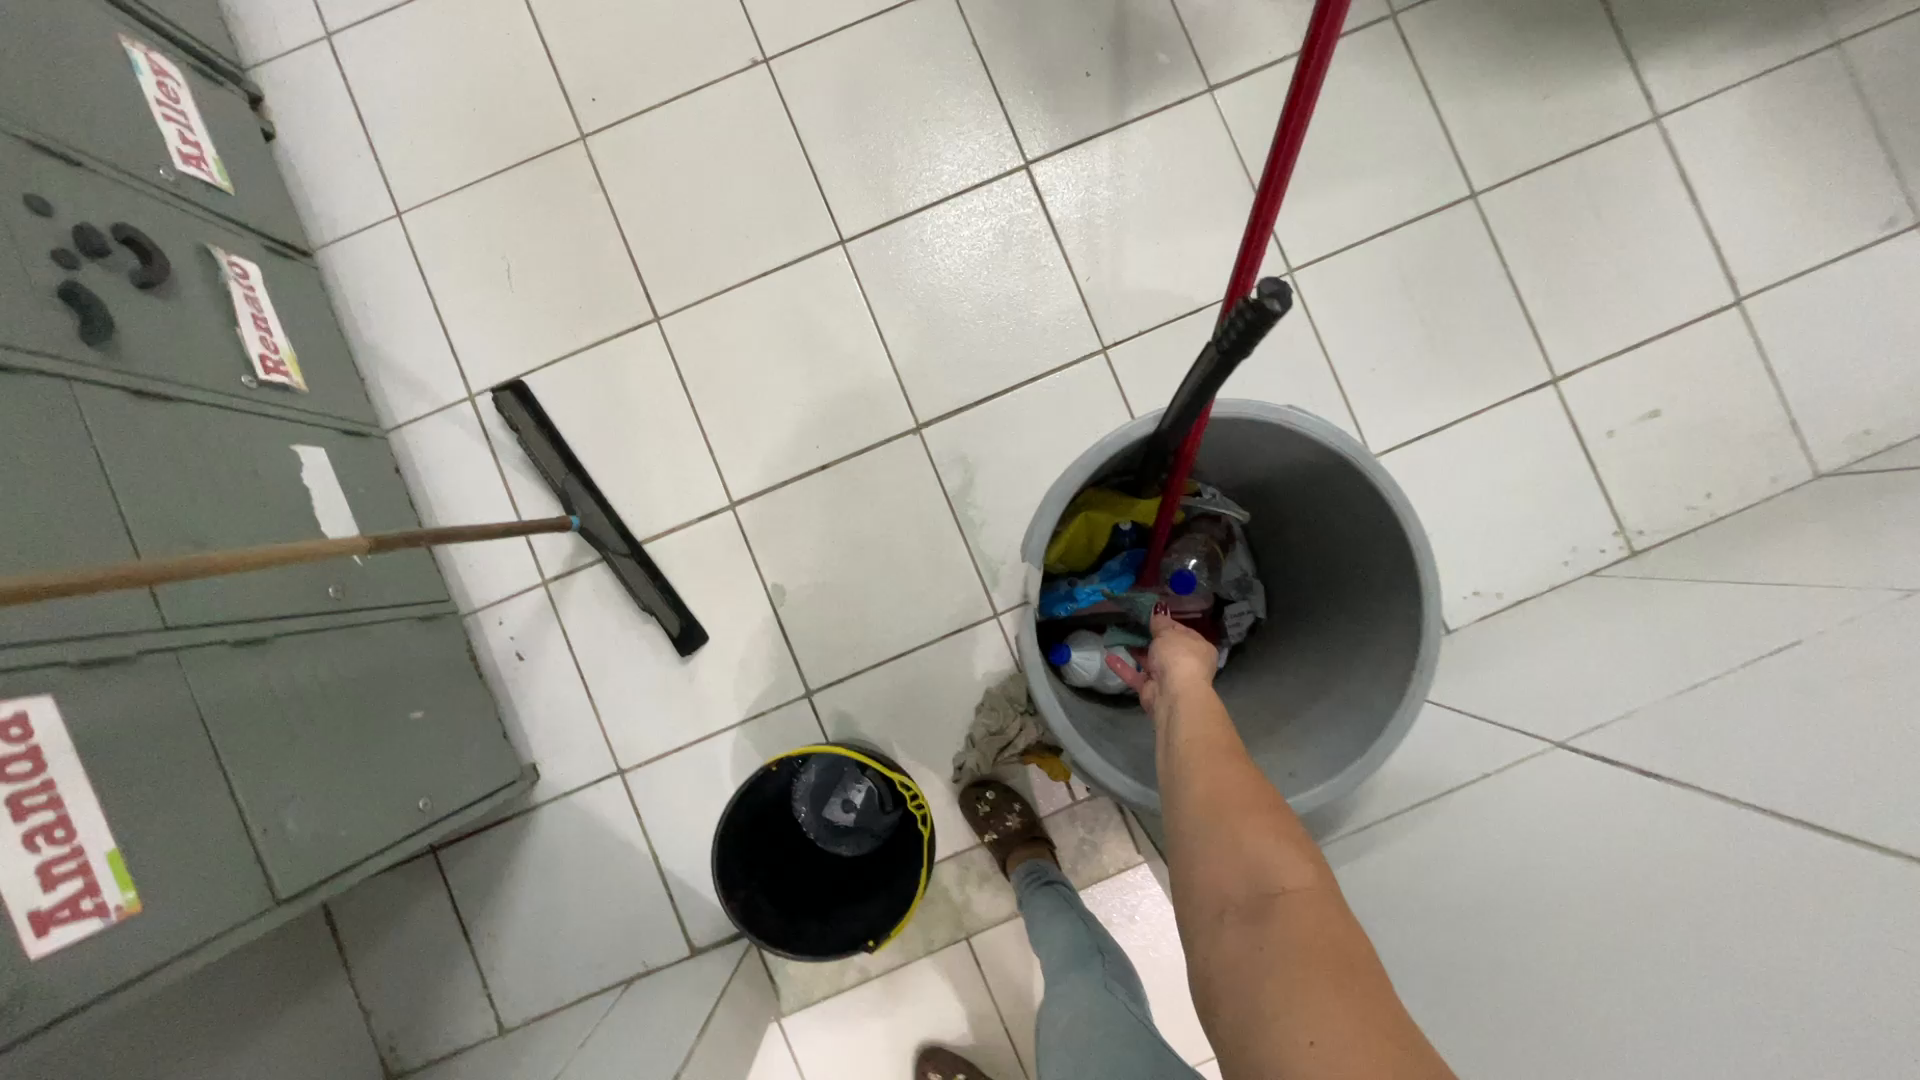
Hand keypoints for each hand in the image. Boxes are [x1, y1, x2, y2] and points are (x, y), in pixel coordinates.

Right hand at [1106, 604, 1217, 712]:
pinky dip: (1123, 667)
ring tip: (1118, 636)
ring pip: (1150, 662)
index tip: (1148, 615)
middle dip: (1149, 637)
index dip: (1165, 623)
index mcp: (1198, 647)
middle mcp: (1186, 663)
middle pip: (1165, 647)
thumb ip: (1160, 622)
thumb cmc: (1178, 656)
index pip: (1181, 631)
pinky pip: (1136, 676)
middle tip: (1131, 623)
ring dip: (1136, 650)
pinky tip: (1108, 656)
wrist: (1174, 694)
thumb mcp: (1169, 632)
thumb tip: (1157, 611)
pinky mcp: (1151, 690)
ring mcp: (1168, 678)